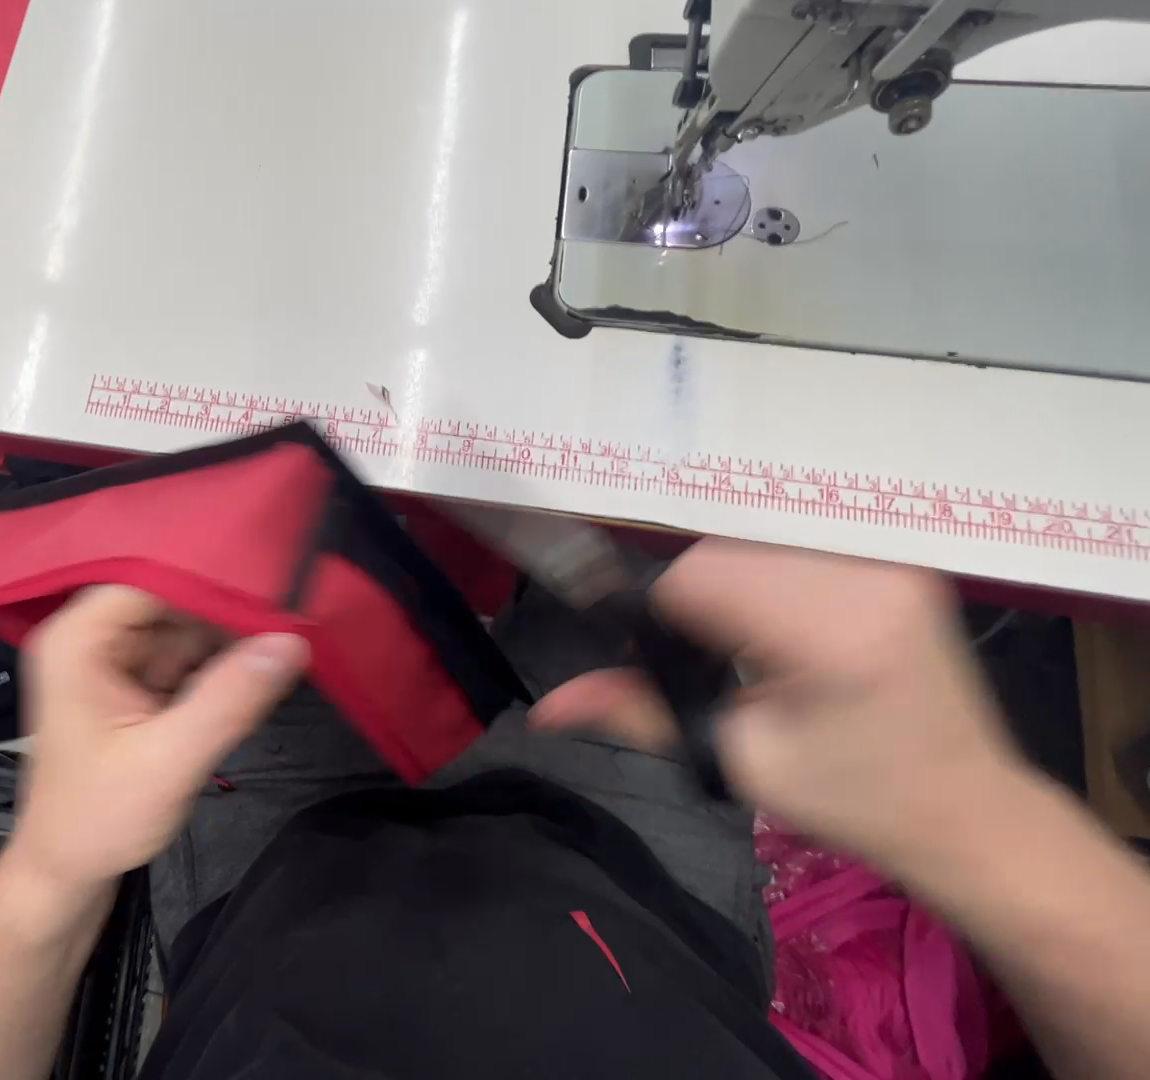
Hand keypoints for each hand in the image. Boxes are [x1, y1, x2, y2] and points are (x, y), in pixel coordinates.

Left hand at [7, 586, 308, 891]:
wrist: (68, 870)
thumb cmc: (98, 820)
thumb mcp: (168, 761)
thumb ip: (229, 700)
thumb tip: (292, 642)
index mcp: (78, 640)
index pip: (150, 577)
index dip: (209, 573)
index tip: (272, 575)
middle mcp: (92, 636)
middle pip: (170, 596)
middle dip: (226, 603)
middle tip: (291, 600)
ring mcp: (114, 657)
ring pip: (184, 623)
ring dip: (230, 631)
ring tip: (287, 624)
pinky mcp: (135, 680)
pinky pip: (186, 652)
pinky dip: (220, 659)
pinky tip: (261, 657)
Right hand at [529, 540, 1028, 876]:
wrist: (965, 807)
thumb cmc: (850, 796)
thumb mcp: (731, 759)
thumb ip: (631, 714)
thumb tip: (544, 708)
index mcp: (832, 636)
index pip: (696, 579)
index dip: (661, 616)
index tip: (666, 662)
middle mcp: (867, 579)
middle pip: (717, 553)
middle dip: (688, 600)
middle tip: (704, 660)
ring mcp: (888, 562)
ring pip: (743, 541)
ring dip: (716, 584)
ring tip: (738, 644)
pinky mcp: (894, 559)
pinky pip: (781, 544)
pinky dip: (752, 574)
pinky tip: (770, 621)